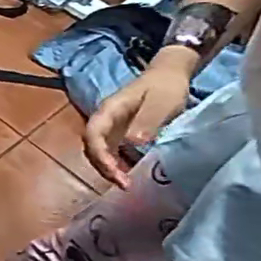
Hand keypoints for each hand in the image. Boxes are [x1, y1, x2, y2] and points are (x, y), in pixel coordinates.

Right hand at [83, 50, 193, 188]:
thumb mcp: (162, 102)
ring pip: (98, 151)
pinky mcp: (119, 134)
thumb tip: (133, 142)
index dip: (100, 154)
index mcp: (109, 110)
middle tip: (124, 184)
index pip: (93, 134)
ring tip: (126, 184)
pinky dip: (115, 166)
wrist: (168, 76)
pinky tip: (129, 175)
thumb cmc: (165, 87)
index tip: (116, 171)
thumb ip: (148, 120)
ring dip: (107, 169)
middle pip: (92, 146)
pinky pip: (110, 152)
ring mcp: (110, 128)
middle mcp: (104, 121)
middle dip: (103, 166)